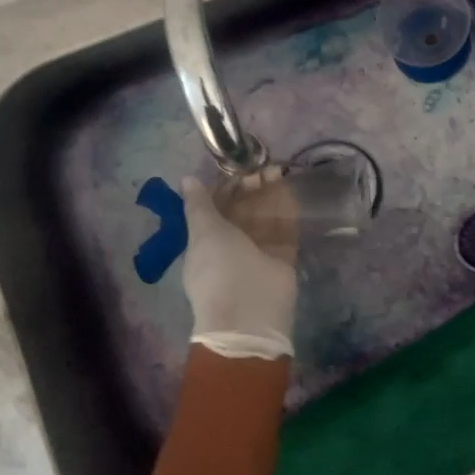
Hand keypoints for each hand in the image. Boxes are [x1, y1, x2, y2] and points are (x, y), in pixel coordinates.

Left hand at [180, 166, 299, 360]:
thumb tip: (186, 178)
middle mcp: (233, 244)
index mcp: (208, 241)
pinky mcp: (283, 253)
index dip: (227, 186)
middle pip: (244, 208)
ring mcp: (260, 249)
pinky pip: (285, 225)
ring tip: (275, 169)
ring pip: (266, 214)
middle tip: (259, 165)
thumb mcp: (203, 233)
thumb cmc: (219, 268)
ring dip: (269, 192)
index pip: (218, 207)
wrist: (250, 310)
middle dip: (250, 186)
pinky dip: (286, 206)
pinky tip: (288, 186)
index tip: (237, 165)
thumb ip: (198, 204)